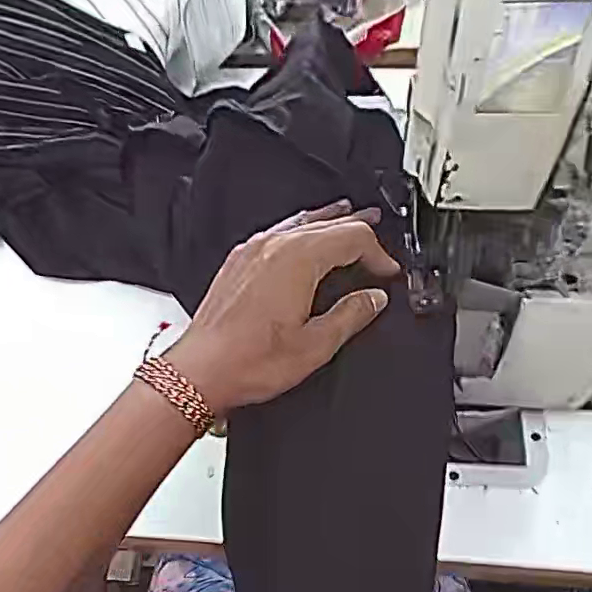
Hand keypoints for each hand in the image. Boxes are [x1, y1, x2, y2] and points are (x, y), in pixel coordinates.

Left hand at [163, 199, 401, 411]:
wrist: (202, 371)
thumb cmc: (248, 361)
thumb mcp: (315, 346)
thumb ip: (351, 316)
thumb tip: (373, 299)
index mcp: (298, 259)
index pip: (353, 237)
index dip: (379, 252)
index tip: (389, 272)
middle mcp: (274, 245)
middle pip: (328, 222)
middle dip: (359, 230)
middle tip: (379, 237)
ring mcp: (253, 250)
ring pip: (302, 222)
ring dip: (331, 223)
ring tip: (349, 220)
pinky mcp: (239, 262)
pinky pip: (279, 232)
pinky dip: (302, 231)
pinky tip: (305, 241)